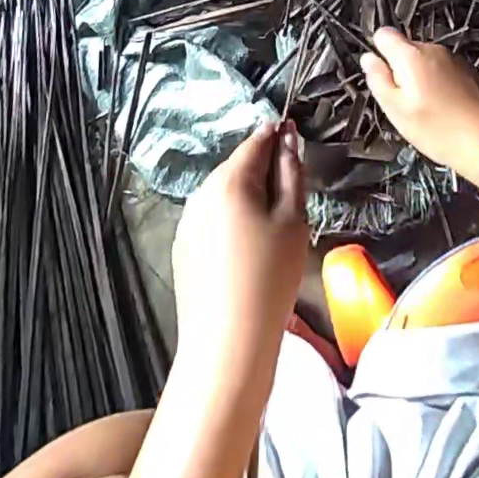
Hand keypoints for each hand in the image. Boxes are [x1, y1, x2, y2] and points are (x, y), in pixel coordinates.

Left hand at [171, 120, 308, 364]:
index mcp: (230, 180)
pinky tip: (245, 255)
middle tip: (290, 203)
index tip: (295, 138)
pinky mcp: (183, 245)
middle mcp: (202, 192)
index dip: (278, 135)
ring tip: (269, 235)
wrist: (228, 342)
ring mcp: (188, 219)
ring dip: (247, 197)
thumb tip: (287, 139)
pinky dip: (230, 222)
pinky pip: (212, 219)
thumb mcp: (293, 221)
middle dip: (264, 172)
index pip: (256, 141)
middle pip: (239, 166)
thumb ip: (291, 173)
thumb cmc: (270, 277)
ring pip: (225, 193)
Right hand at [360, 26, 478, 170]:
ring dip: (422, 81)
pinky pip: (445, 73)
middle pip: (406, 50)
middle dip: (401, 71)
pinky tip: (445, 112)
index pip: (383, 34)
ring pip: (426, 63)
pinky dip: (441, 87)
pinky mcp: (471, 73)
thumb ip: (377, 79)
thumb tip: (368, 59)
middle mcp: (434, 51)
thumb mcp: (395, 108)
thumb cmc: (440, 129)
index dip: (378, 52)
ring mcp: (455, 60)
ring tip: (427, 111)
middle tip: (404, 103)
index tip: (381, 74)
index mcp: (410, 55)